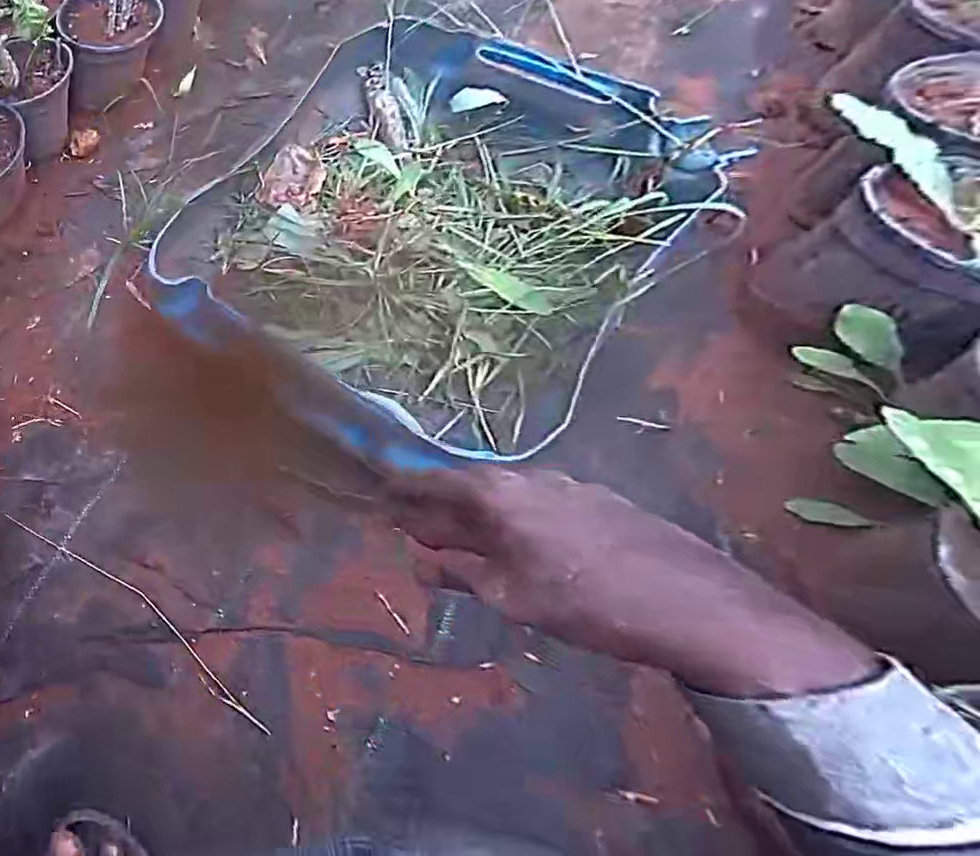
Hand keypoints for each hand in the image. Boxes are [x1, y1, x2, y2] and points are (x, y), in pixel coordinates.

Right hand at [388, 466, 876, 696]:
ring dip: (479, 511)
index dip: (400, 491)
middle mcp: (526, 477)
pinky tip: (530, 543)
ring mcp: (569, 484)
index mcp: (495, 493)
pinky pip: (540, 500)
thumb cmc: (590, 603)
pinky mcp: (604, 499)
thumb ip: (457, 572)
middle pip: (466, 484)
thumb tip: (417, 561)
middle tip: (422, 528)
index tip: (379, 498)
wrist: (710, 611)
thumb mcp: (510, 596)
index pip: (429, 481)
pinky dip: (517, 515)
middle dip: (439, 505)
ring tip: (472, 538)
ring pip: (506, 492)